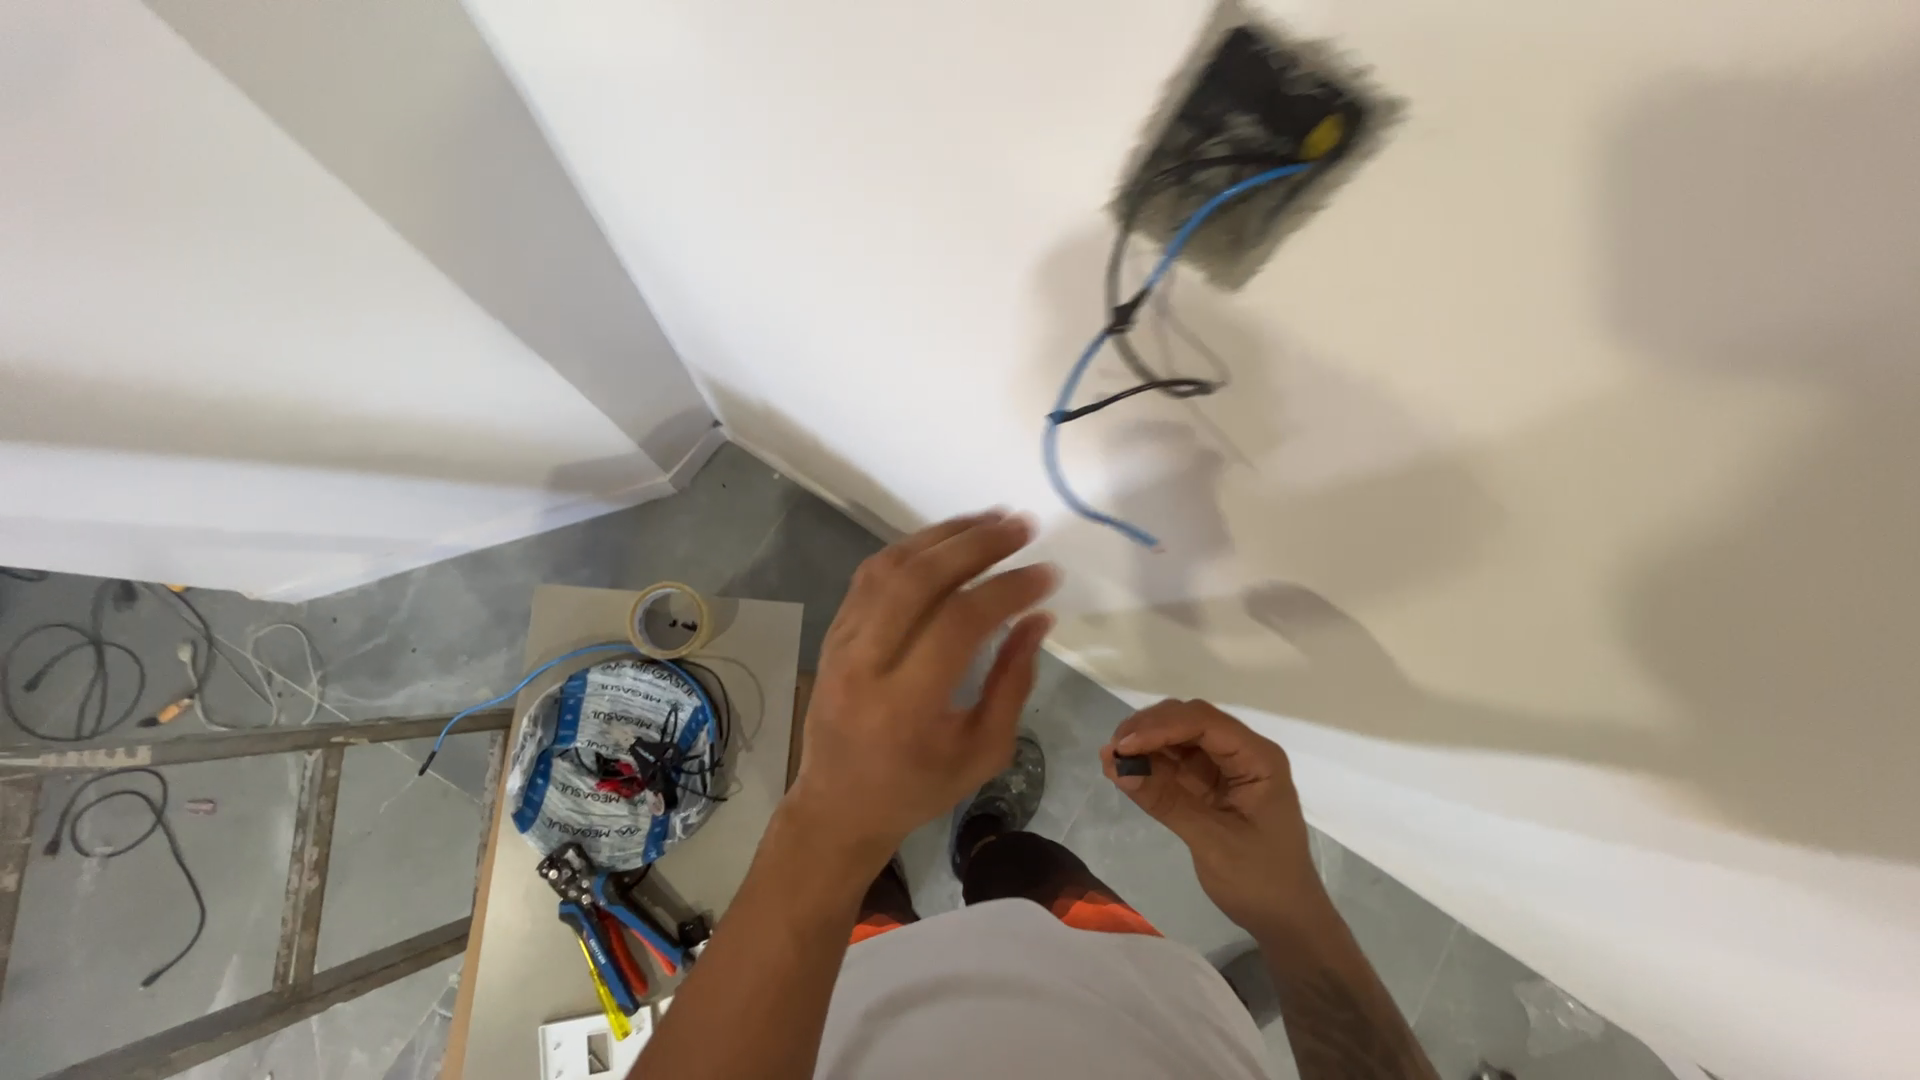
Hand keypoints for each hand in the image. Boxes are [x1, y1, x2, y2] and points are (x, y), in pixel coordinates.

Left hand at [787, 510, 1056, 865]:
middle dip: (975, 544)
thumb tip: (1038, 617)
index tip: (1047, 574)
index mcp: (904, 705)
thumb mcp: (981, 752)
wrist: (837, 805)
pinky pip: (870, 576)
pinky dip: (911, 549)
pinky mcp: (833, 633)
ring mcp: (841, 643)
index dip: (1007, 590)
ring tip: (990, 519)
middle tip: (1021, 526)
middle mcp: (864, 664)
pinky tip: (946, 540)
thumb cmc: (917, 788)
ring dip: (943, 535)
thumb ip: (1013, 682)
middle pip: (918, 580)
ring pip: (890, 567)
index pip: (959, 623)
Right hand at [1102, 700, 1325, 935]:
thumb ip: (1166, 801)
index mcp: (1257, 759)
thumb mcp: (1213, 842)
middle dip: (1149, 730)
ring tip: (1110, 760)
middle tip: (1112, 752)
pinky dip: (1148, 763)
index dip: (1161, 726)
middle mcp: (1241, 753)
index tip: (1124, 746)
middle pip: (1189, 721)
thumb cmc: (1261, 881)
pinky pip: (1173, 762)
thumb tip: (1116, 767)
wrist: (1284, 920)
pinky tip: (1123, 771)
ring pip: (1177, 737)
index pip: (1205, 722)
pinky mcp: (1207, 784)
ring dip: (1144, 744)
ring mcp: (1223, 767)